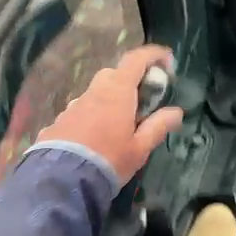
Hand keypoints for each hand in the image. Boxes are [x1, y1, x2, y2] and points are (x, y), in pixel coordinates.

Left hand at [37, 45, 184, 183]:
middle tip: (144, 101)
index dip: (153, 55)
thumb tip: (176, 112)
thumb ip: (158, 126)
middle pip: (115, 74)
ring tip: (120, 125)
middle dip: (132, 80)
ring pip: (97, 92)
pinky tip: (96, 138)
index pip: (136, 60)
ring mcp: (73, 105)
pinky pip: (82, 110)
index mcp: (117, 91)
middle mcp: (94, 91)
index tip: (167, 62)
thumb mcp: (140, 148)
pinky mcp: (59, 121)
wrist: (60, 181)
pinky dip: (94, 115)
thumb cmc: (108, 160)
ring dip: (112, 99)